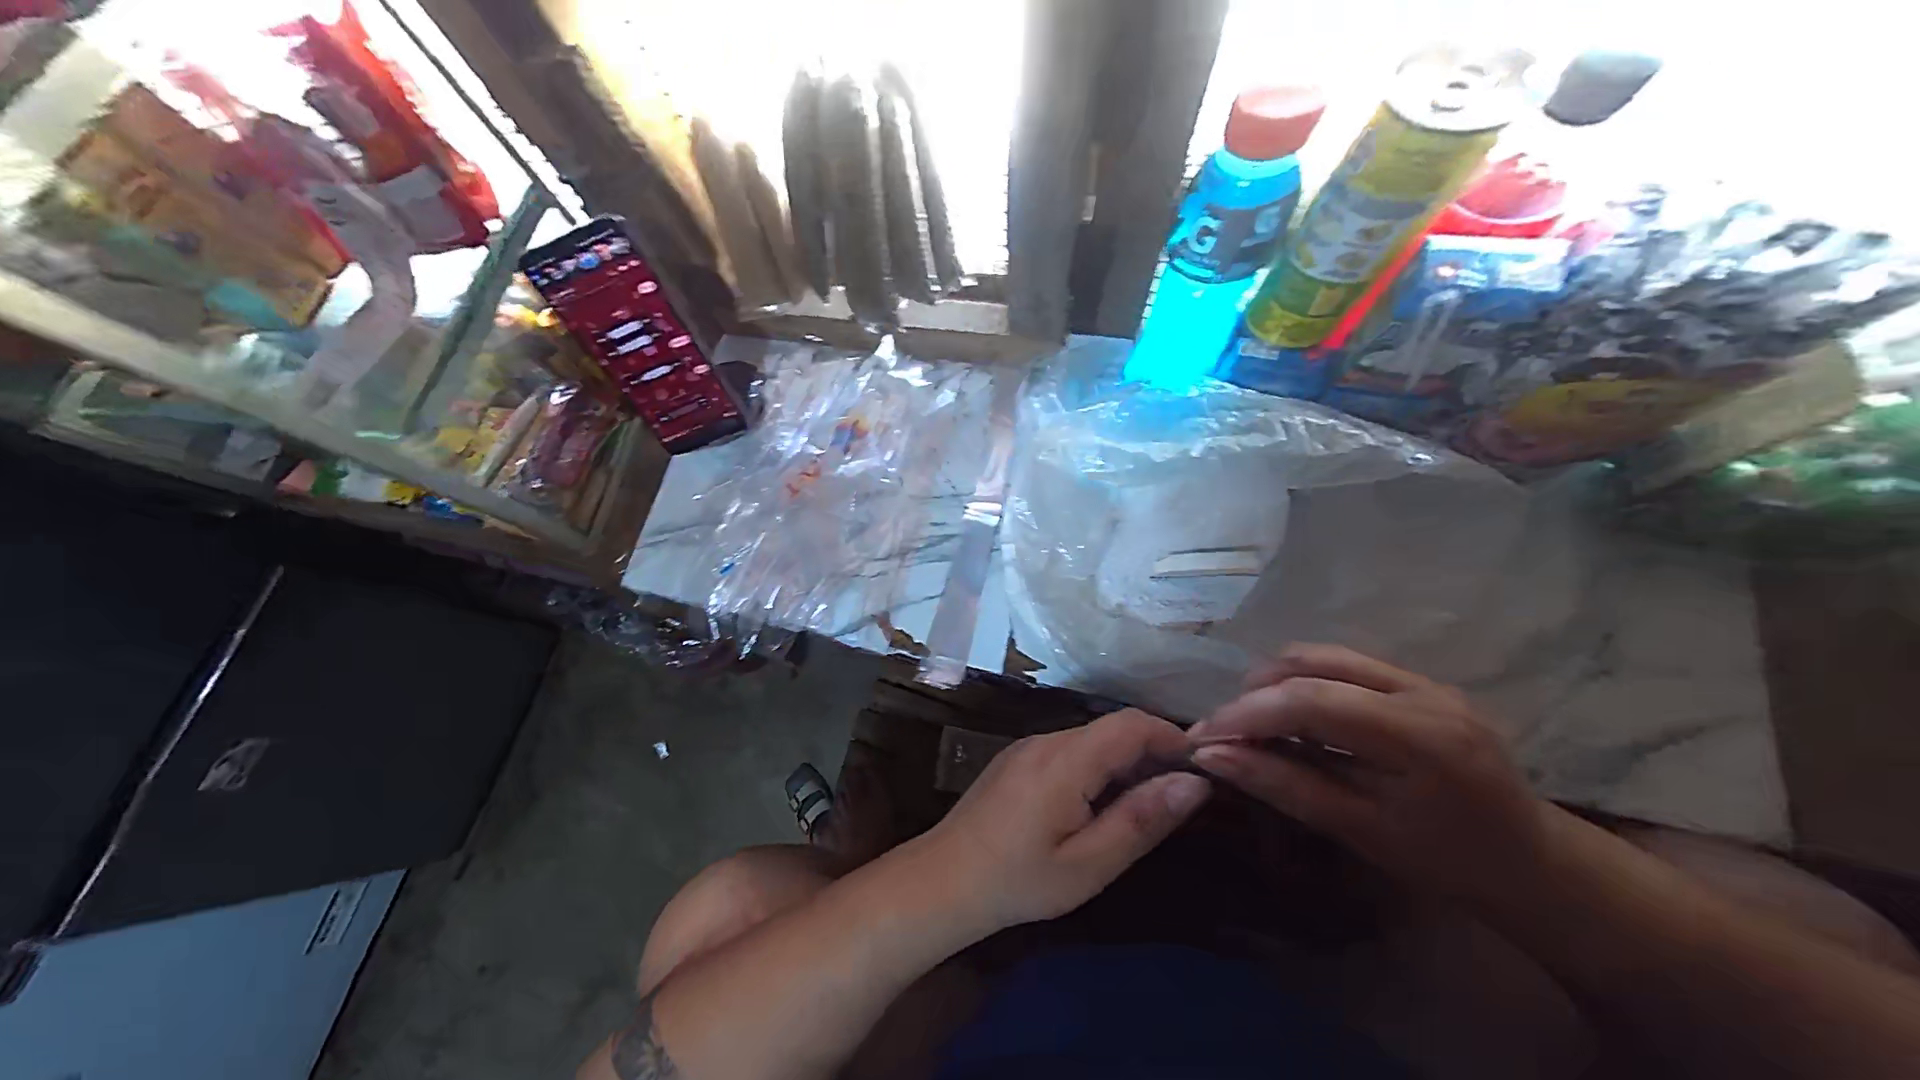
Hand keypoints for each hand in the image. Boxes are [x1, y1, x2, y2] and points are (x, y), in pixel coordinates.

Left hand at [912, 709, 1210, 932]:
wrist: (943, 881)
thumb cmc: (1019, 880)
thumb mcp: (1089, 863)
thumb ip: (1142, 819)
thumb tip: (1195, 783)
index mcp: (1066, 759)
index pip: (1131, 723)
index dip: (1171, 737)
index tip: (1202, 768)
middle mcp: (1046, 740)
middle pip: (1112, 728)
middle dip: (1152, 751)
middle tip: (1180, 795)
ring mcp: (1027, 747)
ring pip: (1091, 739)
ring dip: (1124, 761)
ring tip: (1145, 804)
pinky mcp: (1016, 759)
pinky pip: (1068, 750)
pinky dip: (1097, 766)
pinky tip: (1099, 804)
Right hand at [1189, 644, 1553, 900]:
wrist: (1530, 861)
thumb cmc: (1446, 861)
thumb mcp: (1359, 831)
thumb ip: (1283, 785)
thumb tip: (1213, 758)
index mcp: (1419, 736)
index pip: (1311, 700)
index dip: (1247, 714)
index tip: (1203, 738)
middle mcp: (1422, 690)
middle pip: (1311, 662)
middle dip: (1254, 693)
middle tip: (1224, 733)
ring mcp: (1423, 679)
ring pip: (1323, 655)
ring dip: (1276, 682)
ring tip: (1253, 724)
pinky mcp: (1418, 680)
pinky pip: (1343, 665)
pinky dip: (1303, 684)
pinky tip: (1292, 718)